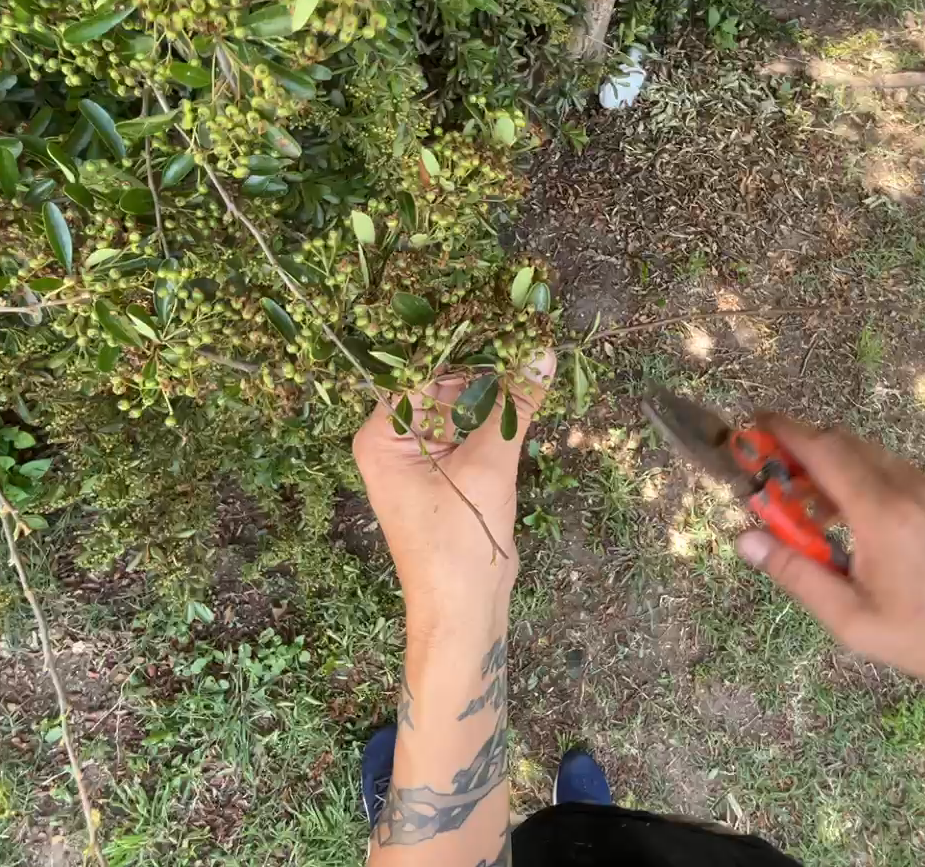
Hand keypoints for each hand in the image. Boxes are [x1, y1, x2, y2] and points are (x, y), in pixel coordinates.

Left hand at [352, 352, 553, 614]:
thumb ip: (515, 406)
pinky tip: (529, 387)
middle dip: (483, 364)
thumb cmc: (458, 540)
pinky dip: (498, 414)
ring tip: (532, 347)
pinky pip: (473, 430)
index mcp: (383, 436)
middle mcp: (397, 440)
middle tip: (523, 327)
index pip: (420, 372)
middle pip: (443, 386)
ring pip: (463, 407)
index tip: (498, 313)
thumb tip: (542, 351)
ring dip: (495, 387)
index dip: (460, 343)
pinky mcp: (451, 471)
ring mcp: (424, 457)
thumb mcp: (488, 467)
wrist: (464, 610)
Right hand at [734, 415, 924, 733]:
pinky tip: (863, 519)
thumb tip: (744, 539)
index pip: (823, 449)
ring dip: (837, 463)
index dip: (785, 429)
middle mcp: (912, 487)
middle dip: (805, 444)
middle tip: (776, 468)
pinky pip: (900, 471)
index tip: (756, 421)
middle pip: (846, 442)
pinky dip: (868, 477)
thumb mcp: (852, 620)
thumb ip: (795, 573)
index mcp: (881, 513)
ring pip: (874, 455)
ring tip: (817, 504)